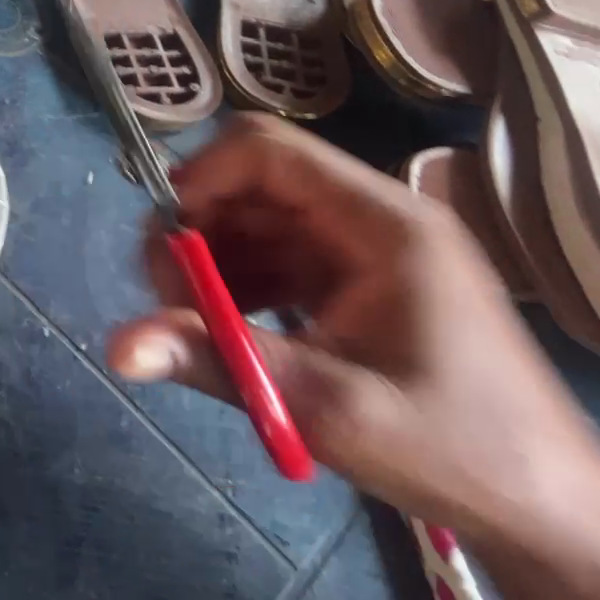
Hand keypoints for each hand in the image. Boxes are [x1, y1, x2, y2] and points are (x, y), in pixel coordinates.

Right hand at [105, 115, 599, 584]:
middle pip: (245, 183)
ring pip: (245, 219)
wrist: (545, 511)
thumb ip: (218, 363)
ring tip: (198, 323)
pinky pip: (262, 254)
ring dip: (205, 263)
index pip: (265, 150)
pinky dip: (229, 283)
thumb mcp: (329, 409)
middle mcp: (368, 219)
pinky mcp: (346, 280)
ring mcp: (358, 249)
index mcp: (382, 224)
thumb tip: (116, 347)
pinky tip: (230, 328)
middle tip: (171, 299)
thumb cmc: (458, 450)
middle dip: (193, 232)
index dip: (201, 178)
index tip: (167, 243)